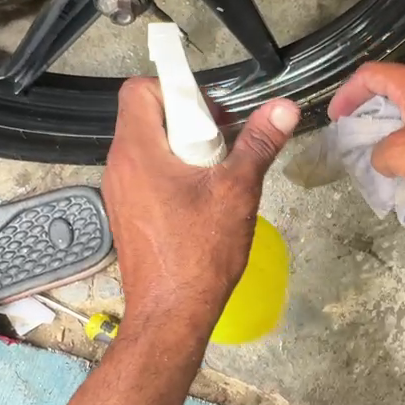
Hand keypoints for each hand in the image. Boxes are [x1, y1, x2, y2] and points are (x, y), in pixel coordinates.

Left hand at [103, 79, 298, 336]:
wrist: (171, 314)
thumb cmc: (200, 251)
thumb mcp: (237, 191)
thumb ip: (258, 144)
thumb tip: (284, 108)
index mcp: (138, 151)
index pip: (141, 90)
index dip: (178, 91)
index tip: (213, 115)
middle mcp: (120, 166)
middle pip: (148, 118)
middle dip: (190, 123)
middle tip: (224, 147)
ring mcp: (120, 192)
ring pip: (151, 149)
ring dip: (186, 152)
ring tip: (217, 178)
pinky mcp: (128, 214)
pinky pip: (149, 176)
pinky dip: (175, 176)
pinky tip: (203, 203)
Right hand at [327, 63, 404, 210]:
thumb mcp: (399, 155)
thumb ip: (378, 153)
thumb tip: (381, 157)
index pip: (370, 74)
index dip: (347, 94)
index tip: (337, 117)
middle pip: (391, 89)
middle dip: (368, 110)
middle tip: (354, 133)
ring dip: (390, 127)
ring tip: (377, 151)